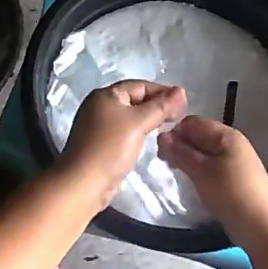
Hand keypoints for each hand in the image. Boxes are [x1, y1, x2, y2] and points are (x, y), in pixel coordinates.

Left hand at [56, 81, 186, 203]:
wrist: (83, 183)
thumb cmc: (110, 148)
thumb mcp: (138, 123)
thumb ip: (161, 106)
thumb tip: (181, 90)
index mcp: (106, 94)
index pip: (140, 85)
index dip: (163, 92)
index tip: (184, 104)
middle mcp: (99, 105)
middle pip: (135, 99)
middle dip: (157, 105)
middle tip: (180, 117)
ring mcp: (98, 124)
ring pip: (130, 115)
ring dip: (149, 118)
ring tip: (169, 127)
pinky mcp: (100, 141)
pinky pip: (124, 129)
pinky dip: (139, 130)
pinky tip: (151, 138)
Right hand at [157, 116, 267, 246]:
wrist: (262, 226)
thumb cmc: (231, 193)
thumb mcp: (201, 171)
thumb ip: (180, 152)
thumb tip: (161, 136)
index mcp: (226, 134)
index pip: (192, 123)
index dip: (175, 133)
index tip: (160, 150)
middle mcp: (231, 143)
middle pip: (198, 136)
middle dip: (180, 147)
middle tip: (166, 164)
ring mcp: (234, 161)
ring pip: (203, 154)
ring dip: (188, 161)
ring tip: (177, 175)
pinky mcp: (234, 179)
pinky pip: (210, 168)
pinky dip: (199, 172)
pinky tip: (192, 184)